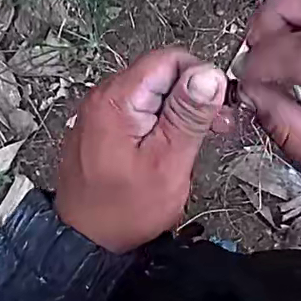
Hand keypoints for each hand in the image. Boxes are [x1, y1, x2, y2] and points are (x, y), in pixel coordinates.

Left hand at [56, 47, 229, 252]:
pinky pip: (137, 112)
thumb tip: (208, 74)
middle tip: (210, 129)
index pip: (170, 59)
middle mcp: (101, 98)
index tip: (215, 108)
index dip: (200, 79)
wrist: (85, 242)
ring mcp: (98, 113)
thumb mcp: (167, 162)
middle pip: (160, 74)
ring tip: (187, 146)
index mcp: (116, 100)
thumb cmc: (122, 211)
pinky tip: (164, 150)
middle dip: (191, 97)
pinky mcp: (100, 128)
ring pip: (151, 93)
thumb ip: (188, 115)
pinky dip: (157, 124)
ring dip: (176, 113)